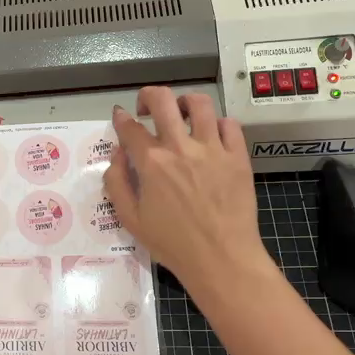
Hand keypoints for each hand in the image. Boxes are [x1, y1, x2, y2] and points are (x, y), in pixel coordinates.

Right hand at [103, 87, 273, 301]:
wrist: (221, 259)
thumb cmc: (172, 243)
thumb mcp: (130, 219)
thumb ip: (116, 182)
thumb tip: (117, 153)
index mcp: (152, 162)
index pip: (130, 126)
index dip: (120, 119)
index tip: (120, 118)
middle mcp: (181, 147)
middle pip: (162, 99)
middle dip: (148, 96)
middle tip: (147, 109)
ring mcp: (213, 149)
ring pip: (199, 103)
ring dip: (184, 103)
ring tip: (181, 115)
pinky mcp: (238, 156)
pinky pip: (229, 124)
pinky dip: (217, 123)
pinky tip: (211, 136)